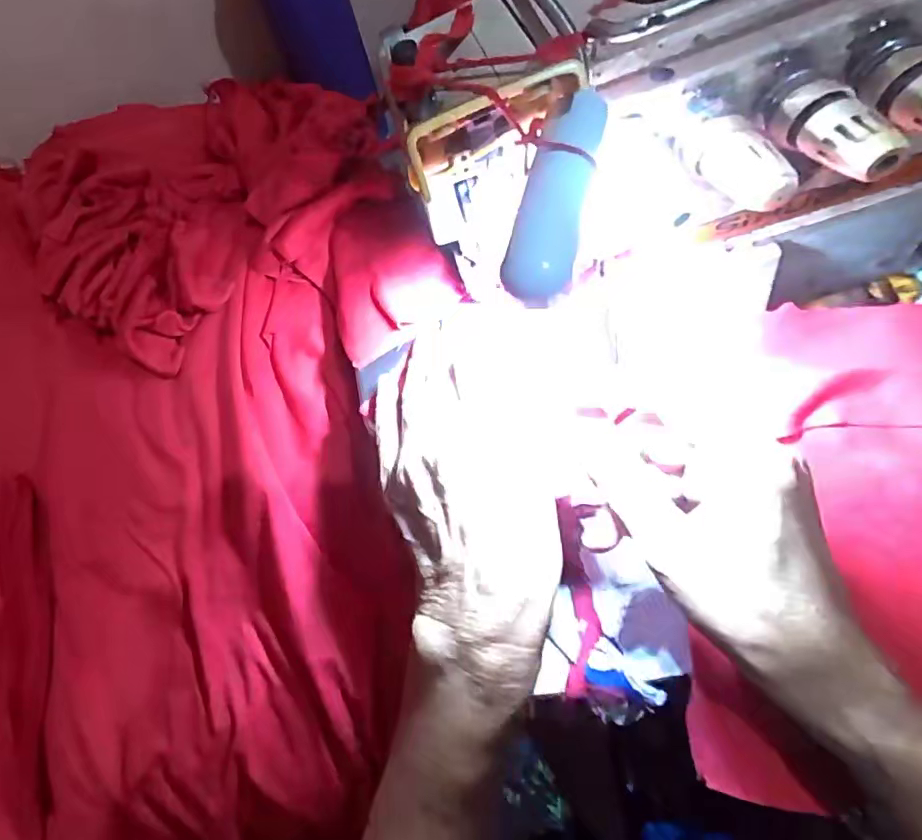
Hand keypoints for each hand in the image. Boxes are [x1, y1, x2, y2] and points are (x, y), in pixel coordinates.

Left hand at [374, 334, 564, 709]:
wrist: (474, 605)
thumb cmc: (523, 548)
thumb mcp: (539, 480)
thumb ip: (521, 426)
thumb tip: (512, 383)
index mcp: (477, 439)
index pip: (466, 369)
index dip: (469, 336)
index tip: (474, 316)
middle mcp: (432, 439)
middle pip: (430, 373)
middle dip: (438, 339)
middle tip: (447, 317)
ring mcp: (403, 457)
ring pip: (402, 392)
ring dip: (413, 360)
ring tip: (424, 339)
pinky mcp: (388, 475)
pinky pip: (382, 421)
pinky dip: (390, 393)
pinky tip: (397, 380)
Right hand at [587, 426, 872, 691]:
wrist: (815, 667)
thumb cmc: (740, 603)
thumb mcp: (664, 540)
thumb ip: (617, 478)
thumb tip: (577, 433)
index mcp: (744, 454)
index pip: (663, 402)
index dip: (611, 402)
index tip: (571, 408)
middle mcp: (758, 451)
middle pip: (664, 439)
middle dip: (616, 467)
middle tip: (582, 496)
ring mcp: (760, 475)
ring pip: (672, 465)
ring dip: (631, 491)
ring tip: (602, 528)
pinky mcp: (757, 498)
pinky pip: (691, 483)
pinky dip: (657, 502)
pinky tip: (628, 529)